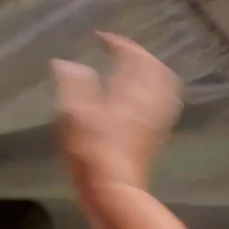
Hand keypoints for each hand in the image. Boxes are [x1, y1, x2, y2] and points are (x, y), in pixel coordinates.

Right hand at [51, 33, 181, 200]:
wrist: (113, 190)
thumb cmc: (90, 149)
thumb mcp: (73, 112)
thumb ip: (72, 84)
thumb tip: (66, 63)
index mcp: (130, 91)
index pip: (133, 58)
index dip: (118, 44)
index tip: (101, 38)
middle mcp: (148, 102)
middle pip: (156, 71)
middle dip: (140, 56)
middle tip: (120, 52)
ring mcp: (154, 121)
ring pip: (162, 87)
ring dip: (148, 73)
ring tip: (130, 71)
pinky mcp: (153, 137)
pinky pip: (159, 103)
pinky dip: (149, 92)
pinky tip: (134, 99)